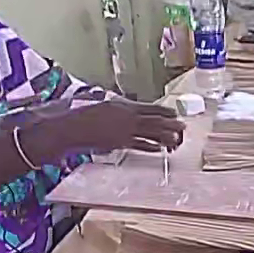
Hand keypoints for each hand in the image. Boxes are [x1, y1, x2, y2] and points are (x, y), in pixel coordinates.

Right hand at [65, 99, 184, 153]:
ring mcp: (125, 130)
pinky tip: (159, 149)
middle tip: (182, 126)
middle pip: (154, 120)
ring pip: (150, 133)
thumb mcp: (98, 103)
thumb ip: (111, 105)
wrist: (70, 127)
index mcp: (123, 105)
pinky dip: (151, 147)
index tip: (174, 112)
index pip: (149, 107)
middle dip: (170, 123)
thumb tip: (115, 105)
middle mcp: (127, 116)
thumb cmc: (80, 114)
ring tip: (176, 139)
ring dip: (165, 136)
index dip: (163, 110)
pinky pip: (140, 145)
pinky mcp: (120, 143)